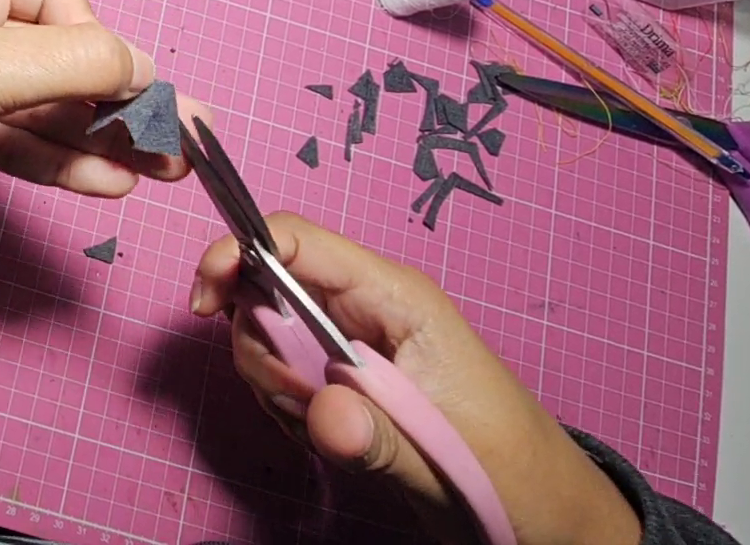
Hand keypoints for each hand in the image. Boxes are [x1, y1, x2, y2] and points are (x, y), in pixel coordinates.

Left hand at [0, 0, 204, 213]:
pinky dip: (58, 158)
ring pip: (42, 103)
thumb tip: (144, 68)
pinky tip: (106, 182)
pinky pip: (17, 136)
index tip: (116, 86)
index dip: (91, 38)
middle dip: (116, 100)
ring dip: (97, 137)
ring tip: (160, 170)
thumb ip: (67, 63)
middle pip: (59, 54)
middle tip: (180, 141)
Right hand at [191, 213, 639, 544]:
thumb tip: (320, 413)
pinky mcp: (331, 359)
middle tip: (286, 397)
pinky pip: (273, 357)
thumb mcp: (449, 462)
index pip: (294, 238)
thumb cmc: (514, 475)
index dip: (237, 251)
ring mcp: (341, 328)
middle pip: (262, 282)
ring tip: (312, 423)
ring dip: (265, 373)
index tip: (204, 303)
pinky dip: (275, 392)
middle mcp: (358, 299)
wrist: (544, 512)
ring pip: (260, 322)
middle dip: (254, 338)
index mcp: (391, 293)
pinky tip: (315, 425)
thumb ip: (380, 438)